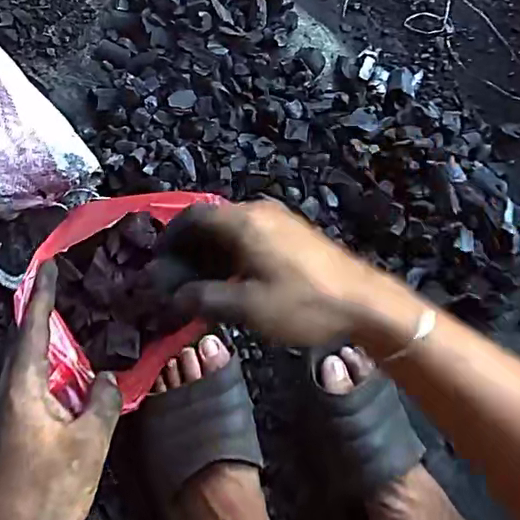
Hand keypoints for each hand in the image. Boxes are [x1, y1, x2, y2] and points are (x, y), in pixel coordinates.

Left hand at [0, 260, 122, 519]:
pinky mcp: (16, 436)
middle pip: (26, 343)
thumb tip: (103, 378)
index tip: (50, 263)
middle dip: (44, 312)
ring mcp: (10, 418)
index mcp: (23, 390)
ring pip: (31, 367)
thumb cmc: (49, 494)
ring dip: (50, 342)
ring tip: (74, 322)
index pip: (34, 329)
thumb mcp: (88, 443)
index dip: (44, 294)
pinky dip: (53, 370)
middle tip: (65, 285)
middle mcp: (10, 397)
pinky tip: (73, 376)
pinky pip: (35, 387)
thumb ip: (100, 400)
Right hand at [168, 199, 417, 347]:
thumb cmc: (303, 303)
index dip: (169, 238)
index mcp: (245, 221)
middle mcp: (259, 212)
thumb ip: (205, 298)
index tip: (156, 264)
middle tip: (174, 281)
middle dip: (188, 249)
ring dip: (210, 254)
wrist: (364, 302)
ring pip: (230, 230)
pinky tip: (230, 282)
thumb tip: (172, 295)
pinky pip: (249, 236)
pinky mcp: (291, 233)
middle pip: (210, 222)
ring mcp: (278, 220)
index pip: (193, 216)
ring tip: (198, 287)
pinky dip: (231, 255)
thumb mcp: (248, 307)